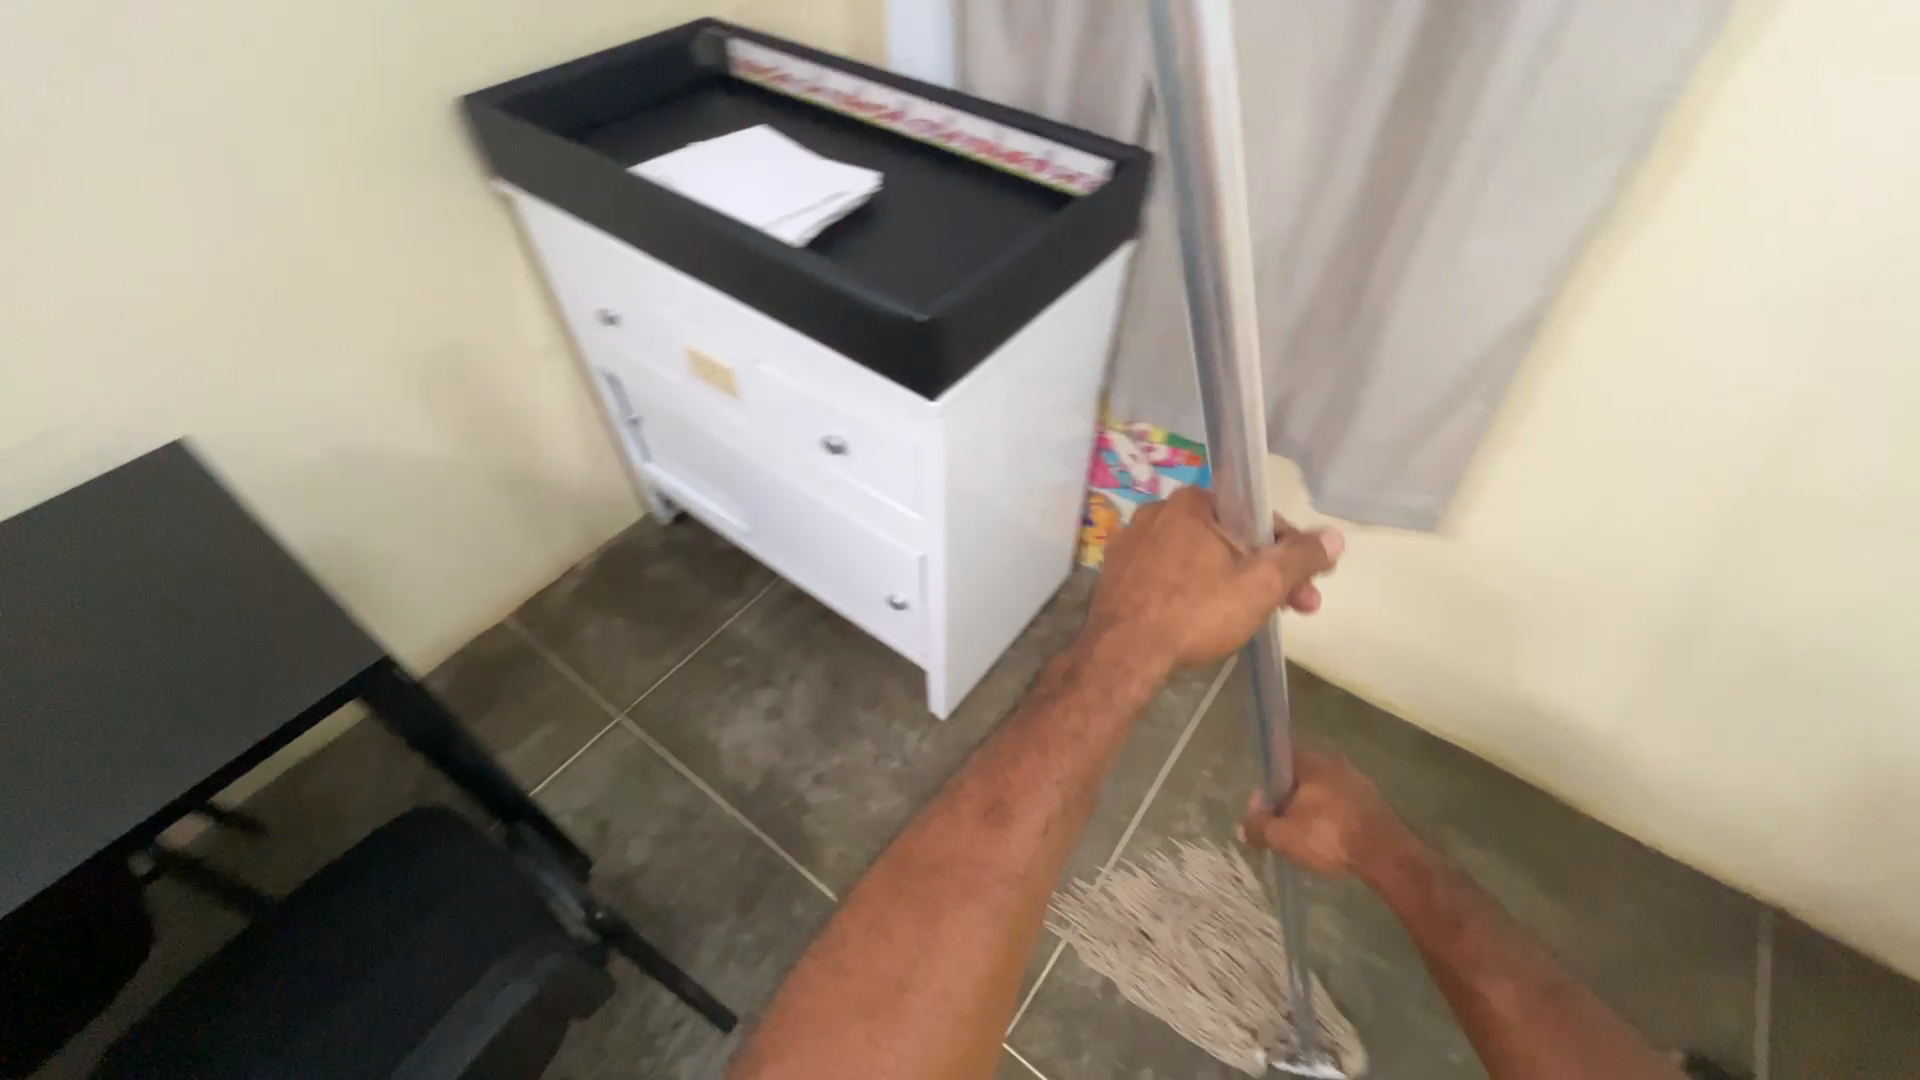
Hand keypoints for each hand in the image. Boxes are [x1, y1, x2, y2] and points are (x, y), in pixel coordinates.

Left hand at [1086, 486, 1342, 673]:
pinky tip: (1203, 618)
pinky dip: (1192, 589)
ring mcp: (1131, 542)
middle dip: (1264, 573)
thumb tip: (1334, 536)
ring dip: (1230, 582)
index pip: (1257, 518)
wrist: (1122, 654)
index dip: (1290, 552)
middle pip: (1228, 538)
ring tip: (1251, 620)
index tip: (1308, 586)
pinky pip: (1167, 573)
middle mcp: (1157, 512)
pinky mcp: (1116, 571)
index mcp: (1192, 502)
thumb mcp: (1261, 585)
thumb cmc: (1194, 613)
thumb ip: (1300, 558)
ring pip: (1198, 557)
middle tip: (1294, 609)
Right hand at [1237, 748, 1411, 881]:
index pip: (1280, 755)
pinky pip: (1343, 806)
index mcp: (1311, 762)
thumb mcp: (1283, 836)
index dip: (1266, 779)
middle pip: (1301, 776)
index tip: (1262, 805)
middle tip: (1279, 824)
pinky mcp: (1376, 804)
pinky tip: (1328, 841)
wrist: (1389, 856)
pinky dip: (1331, 819)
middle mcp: (1336, 764)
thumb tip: (1242, 827)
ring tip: (1302, 837)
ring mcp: (1359, 783)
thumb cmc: (1329, 836)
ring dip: (1310, 809)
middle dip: (1287, 798)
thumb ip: (1258, 828)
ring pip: (1323, 792)